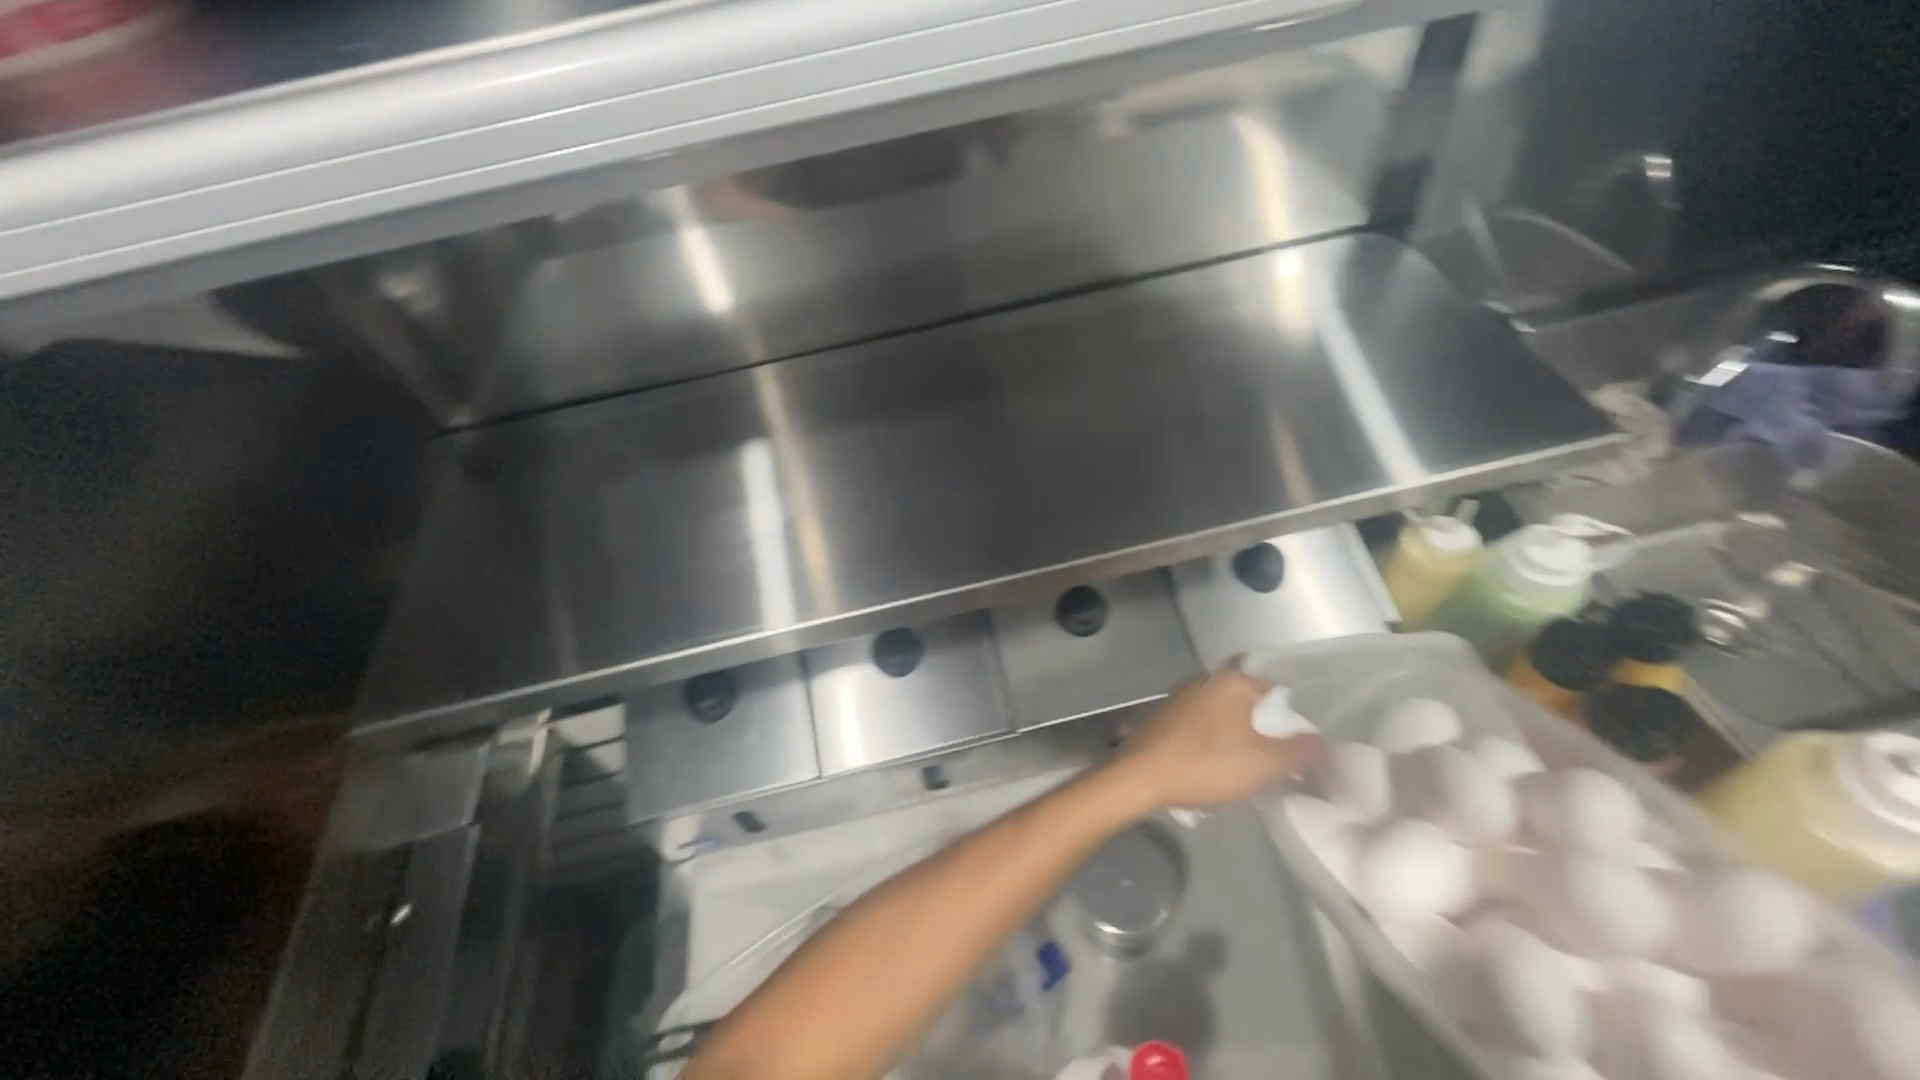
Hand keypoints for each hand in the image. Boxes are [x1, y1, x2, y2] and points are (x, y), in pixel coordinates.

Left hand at [1108, 665, 1324, 811]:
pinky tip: (1208, 764)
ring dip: (1230, 731)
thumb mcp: (1264, 764)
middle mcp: (1202, 680)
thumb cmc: (1206, 764)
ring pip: (1216, 710)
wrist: (1138, 778)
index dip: (1286, 704)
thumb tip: (1323, 742)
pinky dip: (1205, 739)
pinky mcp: (1158, 718)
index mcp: (1231, 681)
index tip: (1295, 731)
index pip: (1269, 679)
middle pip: (1241, 695)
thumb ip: (1299, 751)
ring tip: (1243, 762)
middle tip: (1272, 749)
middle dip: (1257, 719)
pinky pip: (1193, 724)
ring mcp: (1176, 697)